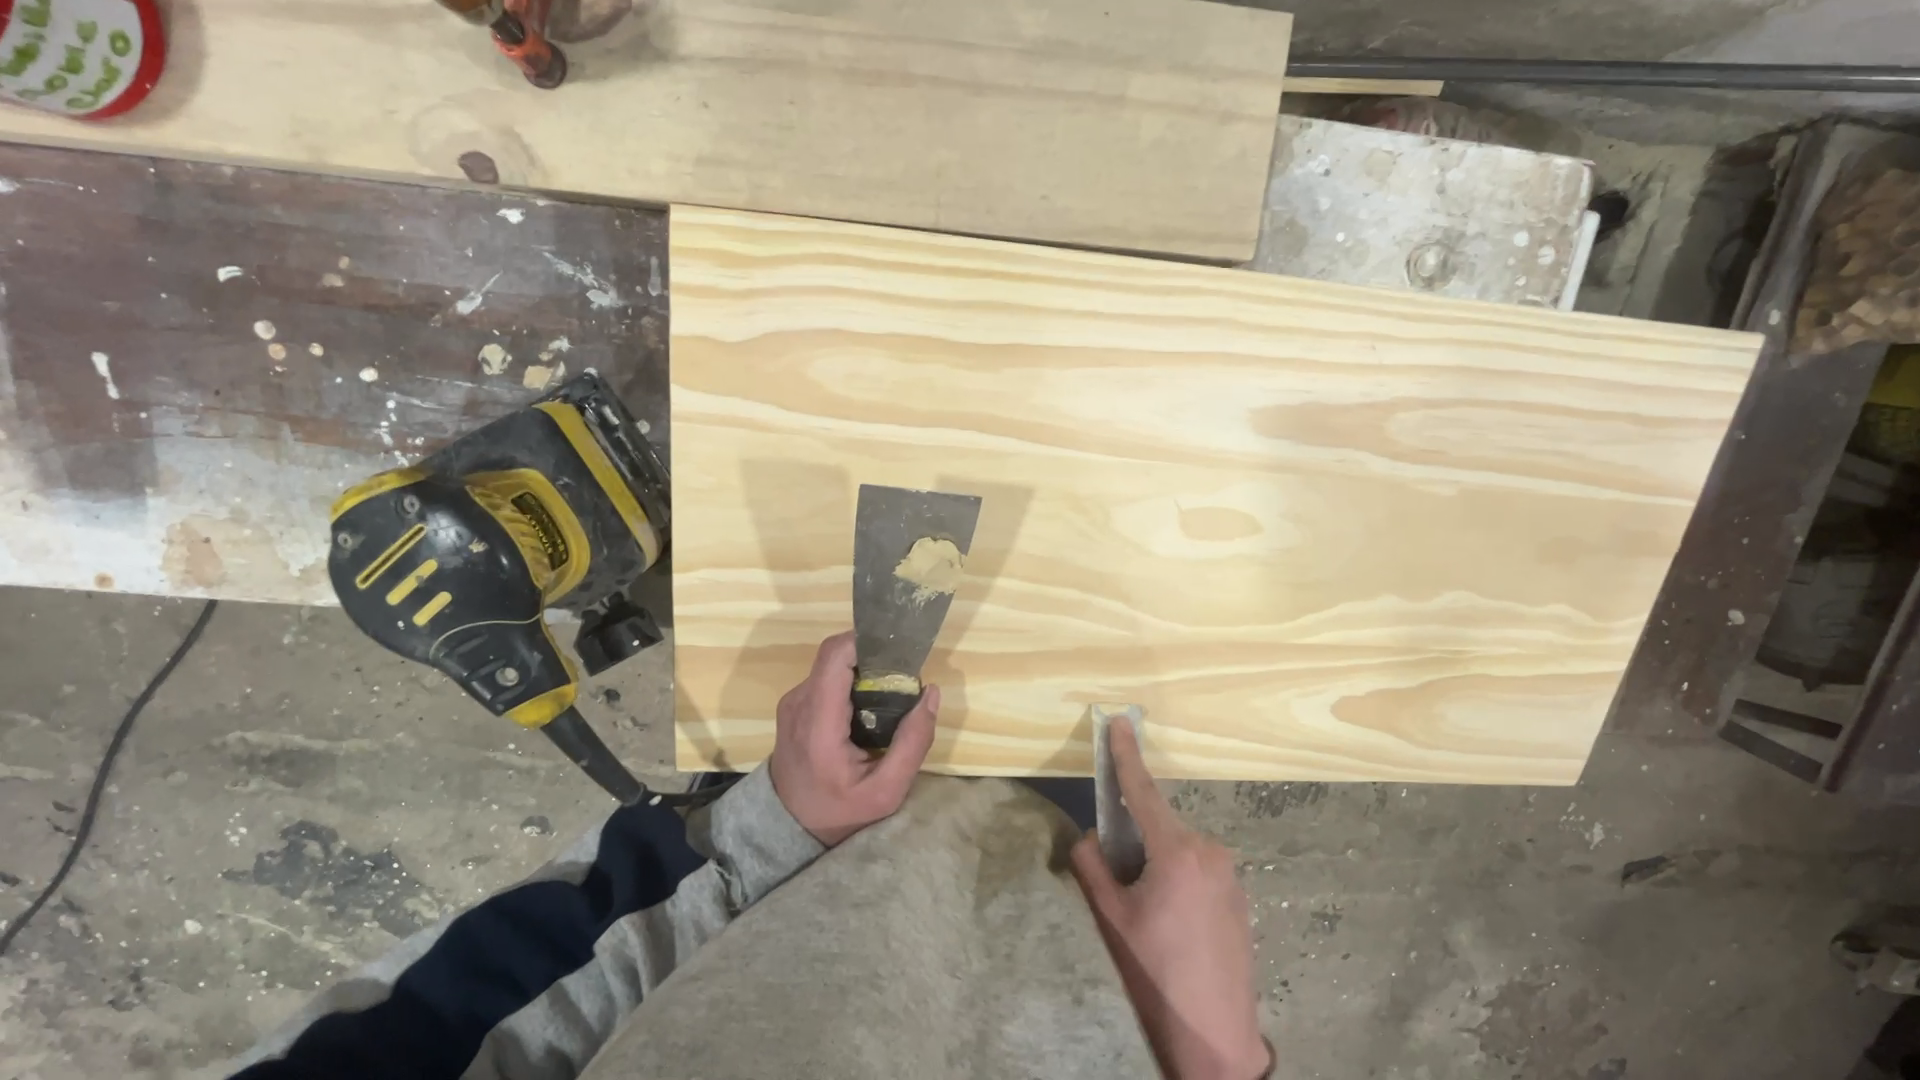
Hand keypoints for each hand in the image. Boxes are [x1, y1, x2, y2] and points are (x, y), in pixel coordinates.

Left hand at [768, 631, 938, 846]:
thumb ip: (913, 742)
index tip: (898, 652)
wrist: (789, 828)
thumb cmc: (840, 812)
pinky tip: (866, 712)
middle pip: (836, 657)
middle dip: (872, 660)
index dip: (866, 642)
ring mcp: (792, 703)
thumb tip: (931, 692)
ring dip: (862, 674)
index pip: (835, 656)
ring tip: (888, 701)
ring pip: (832, 667)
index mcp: (818, 723)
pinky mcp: (794, 706)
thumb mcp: (887, 791)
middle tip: (902, 683)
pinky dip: (849, 686)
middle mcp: (798, 703)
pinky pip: (825, 680)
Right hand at [1069, 720, 1270, 1079]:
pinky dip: (1177, 878)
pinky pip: (1197, 869)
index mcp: (1177, 851)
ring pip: (1178, 848)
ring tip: (1147, 913)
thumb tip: (1088, 837)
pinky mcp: (1239, 895)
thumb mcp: (1112, 918)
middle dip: (1134, 839)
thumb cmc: (1156, 972)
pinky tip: (1171, 922)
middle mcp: (1210, 851)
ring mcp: (1230, 874)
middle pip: (1159, 825)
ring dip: (1156, 862)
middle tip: (1118, 880)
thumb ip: (1093, 866)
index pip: (1142, 792)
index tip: (1119, 721)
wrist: (1216, 1034)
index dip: (1126, 755)